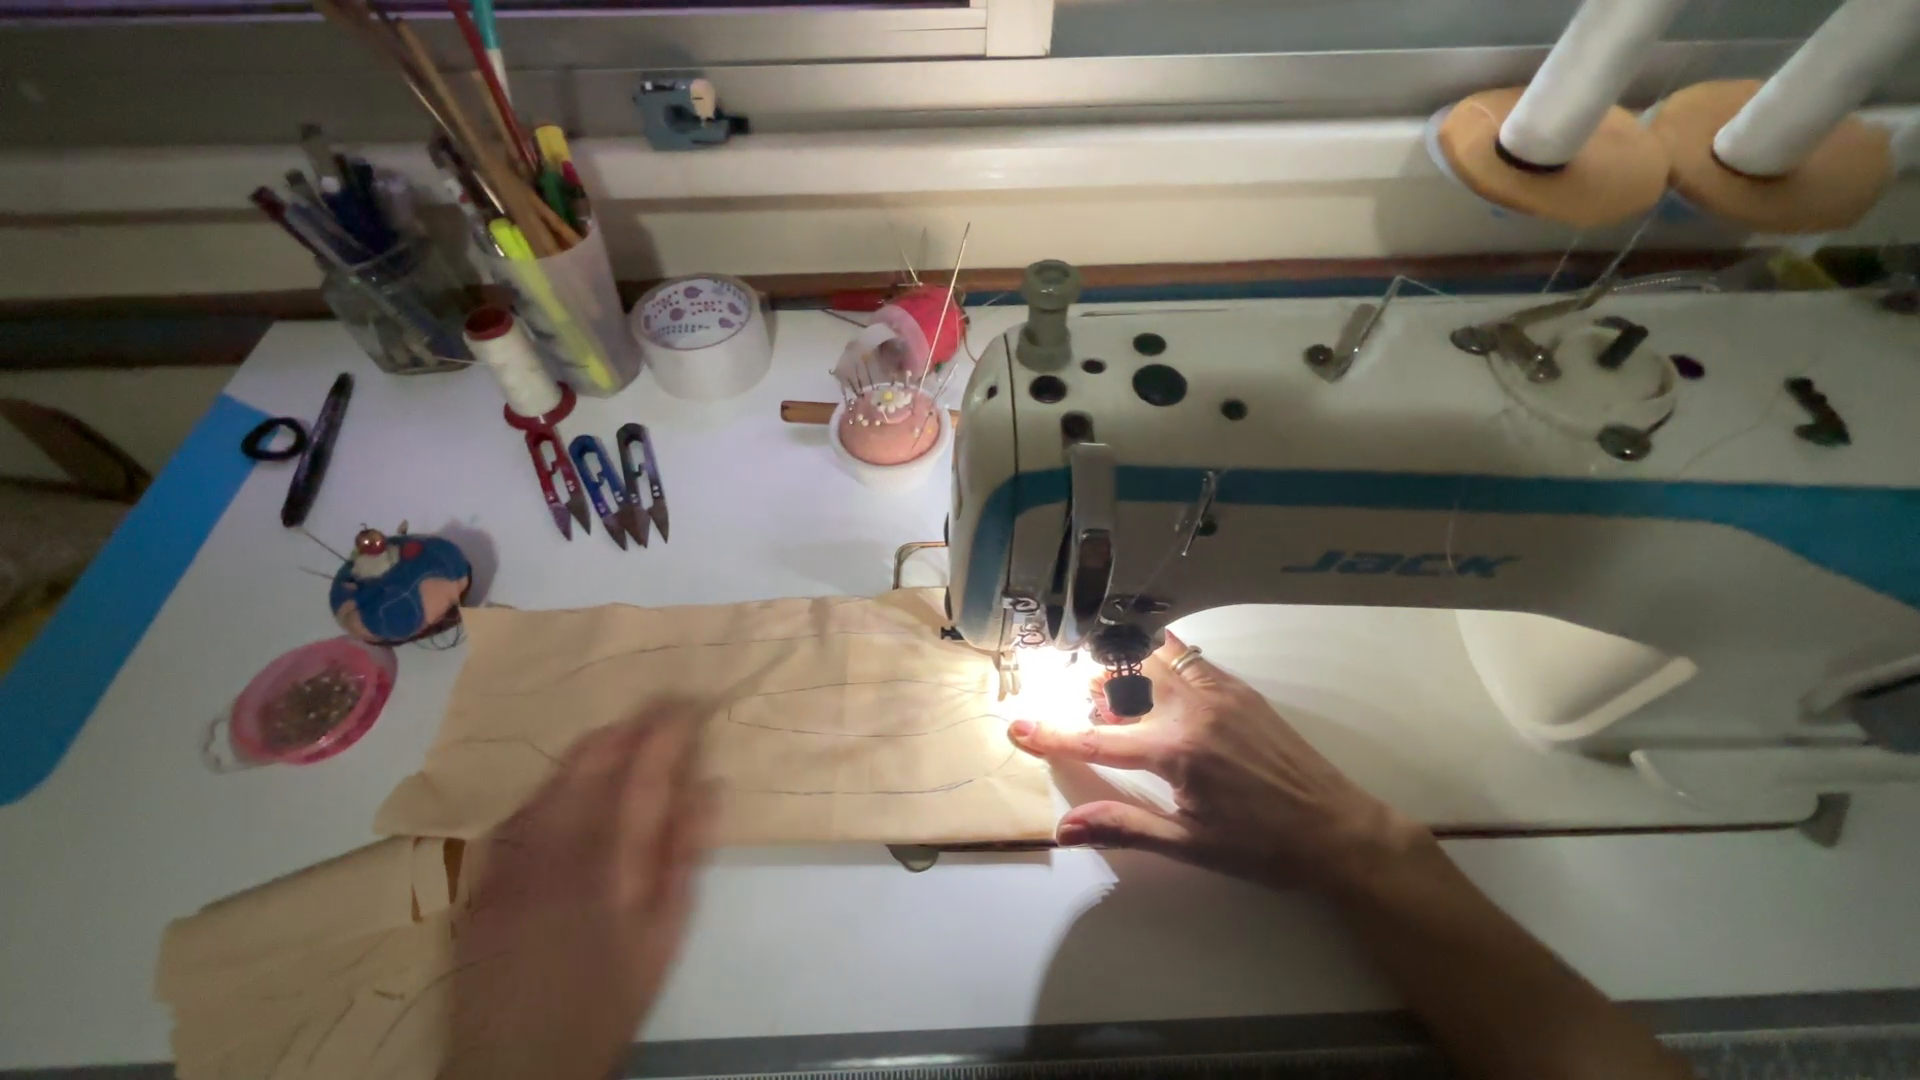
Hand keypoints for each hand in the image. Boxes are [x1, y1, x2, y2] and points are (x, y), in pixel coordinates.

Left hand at [442, 702, 712, 1079]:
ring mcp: (509, 857)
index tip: (690, 700)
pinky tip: (573, 786)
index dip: (668, 729)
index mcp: (608, 862)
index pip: (644, 772)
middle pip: (592, 759)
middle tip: (663, 708)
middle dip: (631, 724)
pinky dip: (557, 781)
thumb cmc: (606, 1003)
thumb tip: (708, 787)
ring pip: (553, 775)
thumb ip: (684, 856)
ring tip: (627, 735)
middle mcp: (552, 847)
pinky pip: (524, 805)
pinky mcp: (482, 873)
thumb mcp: (663, 936)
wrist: (511, 1070)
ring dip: (594, 747)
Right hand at [1008, 633, 1431, 895]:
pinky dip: (1161, 656)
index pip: (1096, 740)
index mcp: (1176, 751)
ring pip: (1154, 658)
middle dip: (1093, 690)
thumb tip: (1064, 828)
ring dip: (1125, 669)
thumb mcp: (1189, 844)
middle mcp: (1193, 709)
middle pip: (1122, 680)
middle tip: (1087, 708)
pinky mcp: (1240, 688)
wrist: (1338, 830)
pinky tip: (1156, 671)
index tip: (1017, 726)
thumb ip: (1123, 826)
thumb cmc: (1261, 847)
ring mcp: (1219, 691)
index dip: (1052, 735)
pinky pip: (1189, 656)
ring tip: (1117, 691)